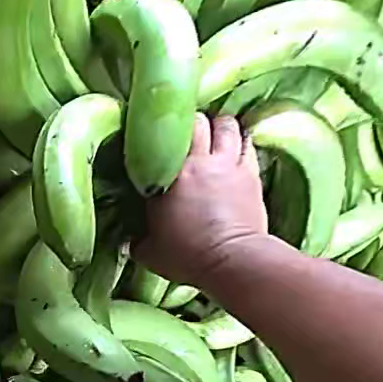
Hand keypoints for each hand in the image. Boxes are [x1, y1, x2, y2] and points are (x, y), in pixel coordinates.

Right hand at [133, 113, 271, 285]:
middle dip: (192, 122)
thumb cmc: (186, 255)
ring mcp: (228, 164)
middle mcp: (198, 162)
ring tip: (214, 134)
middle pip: (197, 121)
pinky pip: (248, 144)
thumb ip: (137, 239)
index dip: (156, 137)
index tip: (153, 142)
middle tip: (186, 133)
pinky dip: (242, 142)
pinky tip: (236, 147)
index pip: (158, 142)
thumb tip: (130, 238)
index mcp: (165, 177)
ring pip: (227, 126)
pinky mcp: (252, 173)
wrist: (231, 260)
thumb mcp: (148, 251)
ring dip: (220, 126)